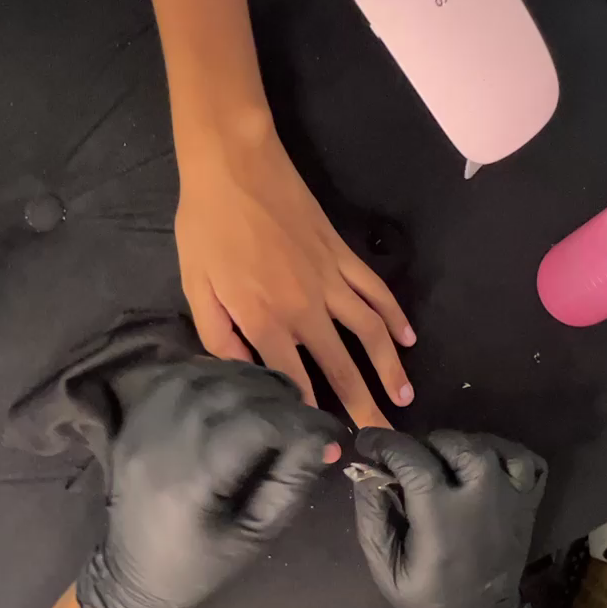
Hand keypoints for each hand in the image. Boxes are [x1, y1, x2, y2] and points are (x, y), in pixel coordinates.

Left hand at [76, 359, 344, 607]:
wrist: (132, 575)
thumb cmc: (201, 564)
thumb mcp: (255, 535)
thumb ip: (290, 483)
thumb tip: (326, 440)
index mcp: (191, 478)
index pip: (257, 424)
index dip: (303, 421)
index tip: (332, 433)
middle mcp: (162, 440)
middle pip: (233, 390)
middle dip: (282, 397)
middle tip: (308, 418)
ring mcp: (142, 424)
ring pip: (207, 373)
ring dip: (252, 380)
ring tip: (280, 403)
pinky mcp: (134, 418)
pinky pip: (179, 373)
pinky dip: (217, 373)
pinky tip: (239, 392)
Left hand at [176, 124, 415, 430]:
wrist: (235, 163)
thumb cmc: (208, 226)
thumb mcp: (198, 287)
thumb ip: (221, 337)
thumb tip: (246, 376)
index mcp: (267, 321)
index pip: (297, 382)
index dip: (313, 417)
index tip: (331, 444)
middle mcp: (307, 308)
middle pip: (343, 367)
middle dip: (364, 406)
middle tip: (382, 435)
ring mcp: (332, 280)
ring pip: (371, 333)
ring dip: (390, 367)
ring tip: (404, 396)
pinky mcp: (344, 256)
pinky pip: (377, 291)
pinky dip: (395, 315)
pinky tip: (409, 337)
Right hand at [351, 429, 547, 607]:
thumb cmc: (427, 598)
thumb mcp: (385, 568)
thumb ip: (372, 517)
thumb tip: (365, 470)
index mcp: (442, 518)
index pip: (413, 459)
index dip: (385, 443)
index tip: (367, 441)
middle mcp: (482, 499)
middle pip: (453, 444)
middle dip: (422, 444)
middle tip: (406, 460)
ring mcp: (512, 498)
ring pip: (489, 445)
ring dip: (458, 445)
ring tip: (439, 461)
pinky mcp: (530, 501)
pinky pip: (527, 460)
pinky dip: (504, 452)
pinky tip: (482, 464)